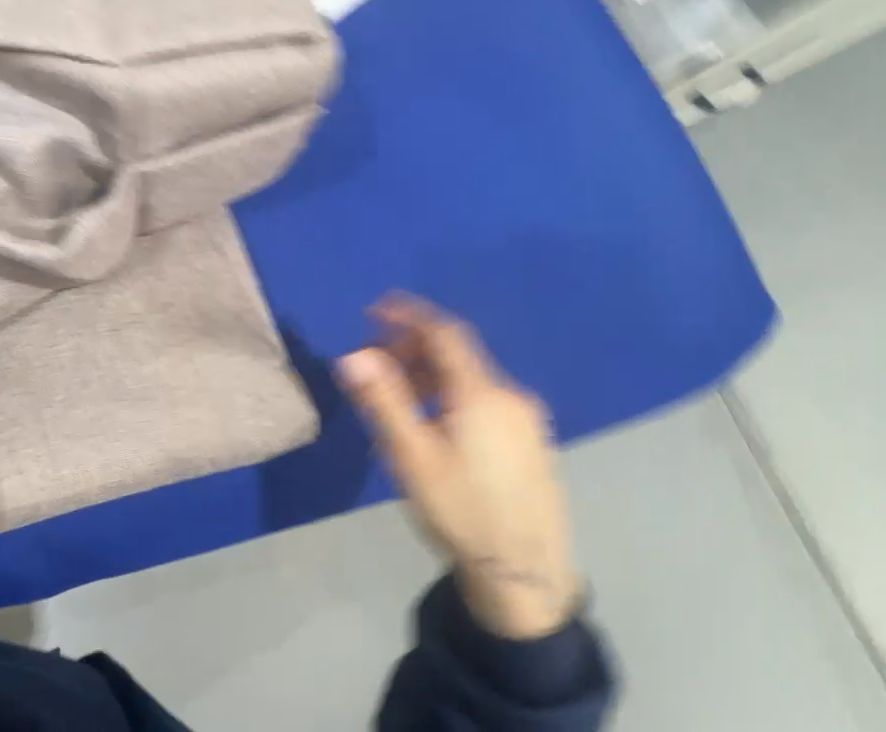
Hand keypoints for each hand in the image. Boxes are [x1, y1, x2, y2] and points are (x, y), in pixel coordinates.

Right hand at [338, 295, 581, 639]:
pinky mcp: (532, 443)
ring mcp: (527, 422)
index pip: (444, 334)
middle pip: (458, 355)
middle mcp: (510, 398)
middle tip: (374, 362)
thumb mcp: (411, 456)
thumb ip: (383, 401)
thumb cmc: (460, 510)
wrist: (524, 574)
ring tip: (396, 393)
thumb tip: (353, 355)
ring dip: (430, 373)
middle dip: (412, 348)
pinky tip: (433, 420)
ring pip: (471, 379)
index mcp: (482, 394)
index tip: (374, 310)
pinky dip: (451, 393)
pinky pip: (485, 400)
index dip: (409, 315)